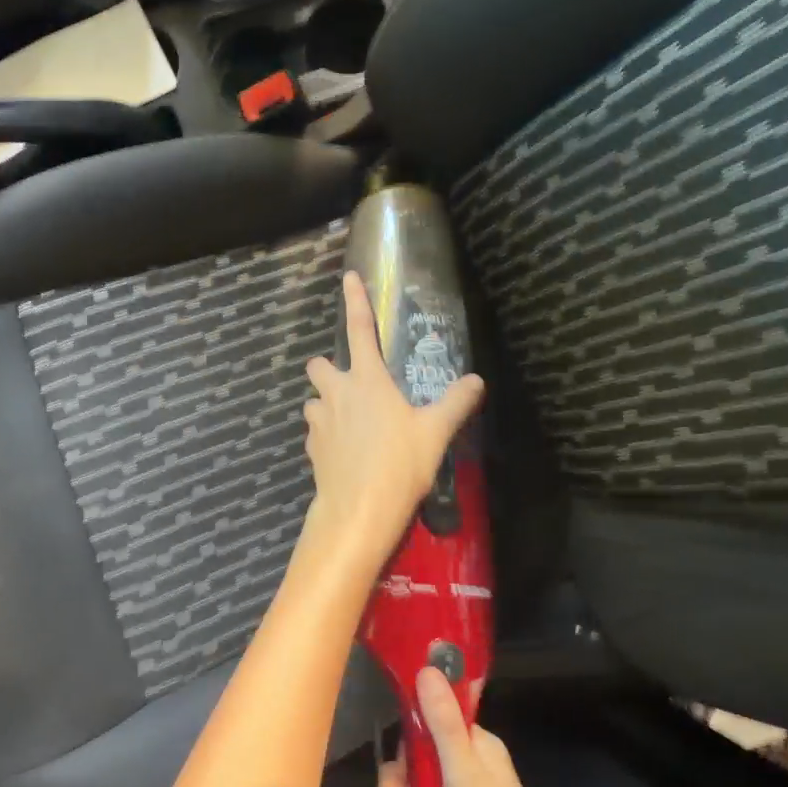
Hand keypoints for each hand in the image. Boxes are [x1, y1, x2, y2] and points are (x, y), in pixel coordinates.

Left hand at [300, 272, 483, 576]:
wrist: (358, 509)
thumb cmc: (400, 464)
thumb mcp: (436, 432)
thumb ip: (455, 403)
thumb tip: (476, 381)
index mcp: (368, 380)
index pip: (360, 329)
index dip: (355, 301)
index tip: (348, 277)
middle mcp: (337, 393)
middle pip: (319, 364)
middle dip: (329, 368)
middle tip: (352, 384)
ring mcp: (319, 421)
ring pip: (313, 399)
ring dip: (326, 403)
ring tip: (350, 422)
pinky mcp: (310, 447)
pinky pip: (315, 430)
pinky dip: (325, 433)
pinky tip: (344, 450)